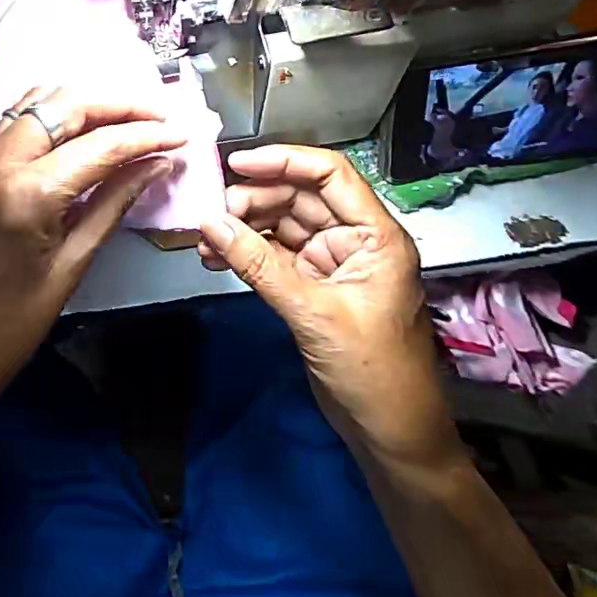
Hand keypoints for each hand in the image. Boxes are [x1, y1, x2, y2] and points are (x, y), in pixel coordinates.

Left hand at [0, 87, 185, 433]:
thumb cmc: (11, 325)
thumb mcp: (72, 265)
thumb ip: (114, 203)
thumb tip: (157, 164)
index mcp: (26, 192)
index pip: (98, 144)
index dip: (145, 136)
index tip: (180, 135)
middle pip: (64, 104)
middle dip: (116, 104)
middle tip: (157, 118)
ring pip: (37, 103)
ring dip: (84, 104)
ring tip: (127, 120)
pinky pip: (16, 122)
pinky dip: (54, 117)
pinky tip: (83, 131)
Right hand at [195, 145, 462, 470]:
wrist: (390, 435)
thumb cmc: (375, 373)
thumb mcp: (314, 314)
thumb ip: (260, 266)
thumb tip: (210, 224)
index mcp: (375, 235)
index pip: (330, 175)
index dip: (283, 161)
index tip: (237, 164)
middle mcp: (353, 240)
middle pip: (298, 198)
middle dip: (253, 201)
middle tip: (213, 215)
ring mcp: (330, 262)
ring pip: (280, 226)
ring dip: (243, 228)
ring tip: (206, 239)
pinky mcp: (310, 285)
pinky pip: (272, 256)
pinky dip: (245, 254)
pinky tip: (216, 257)